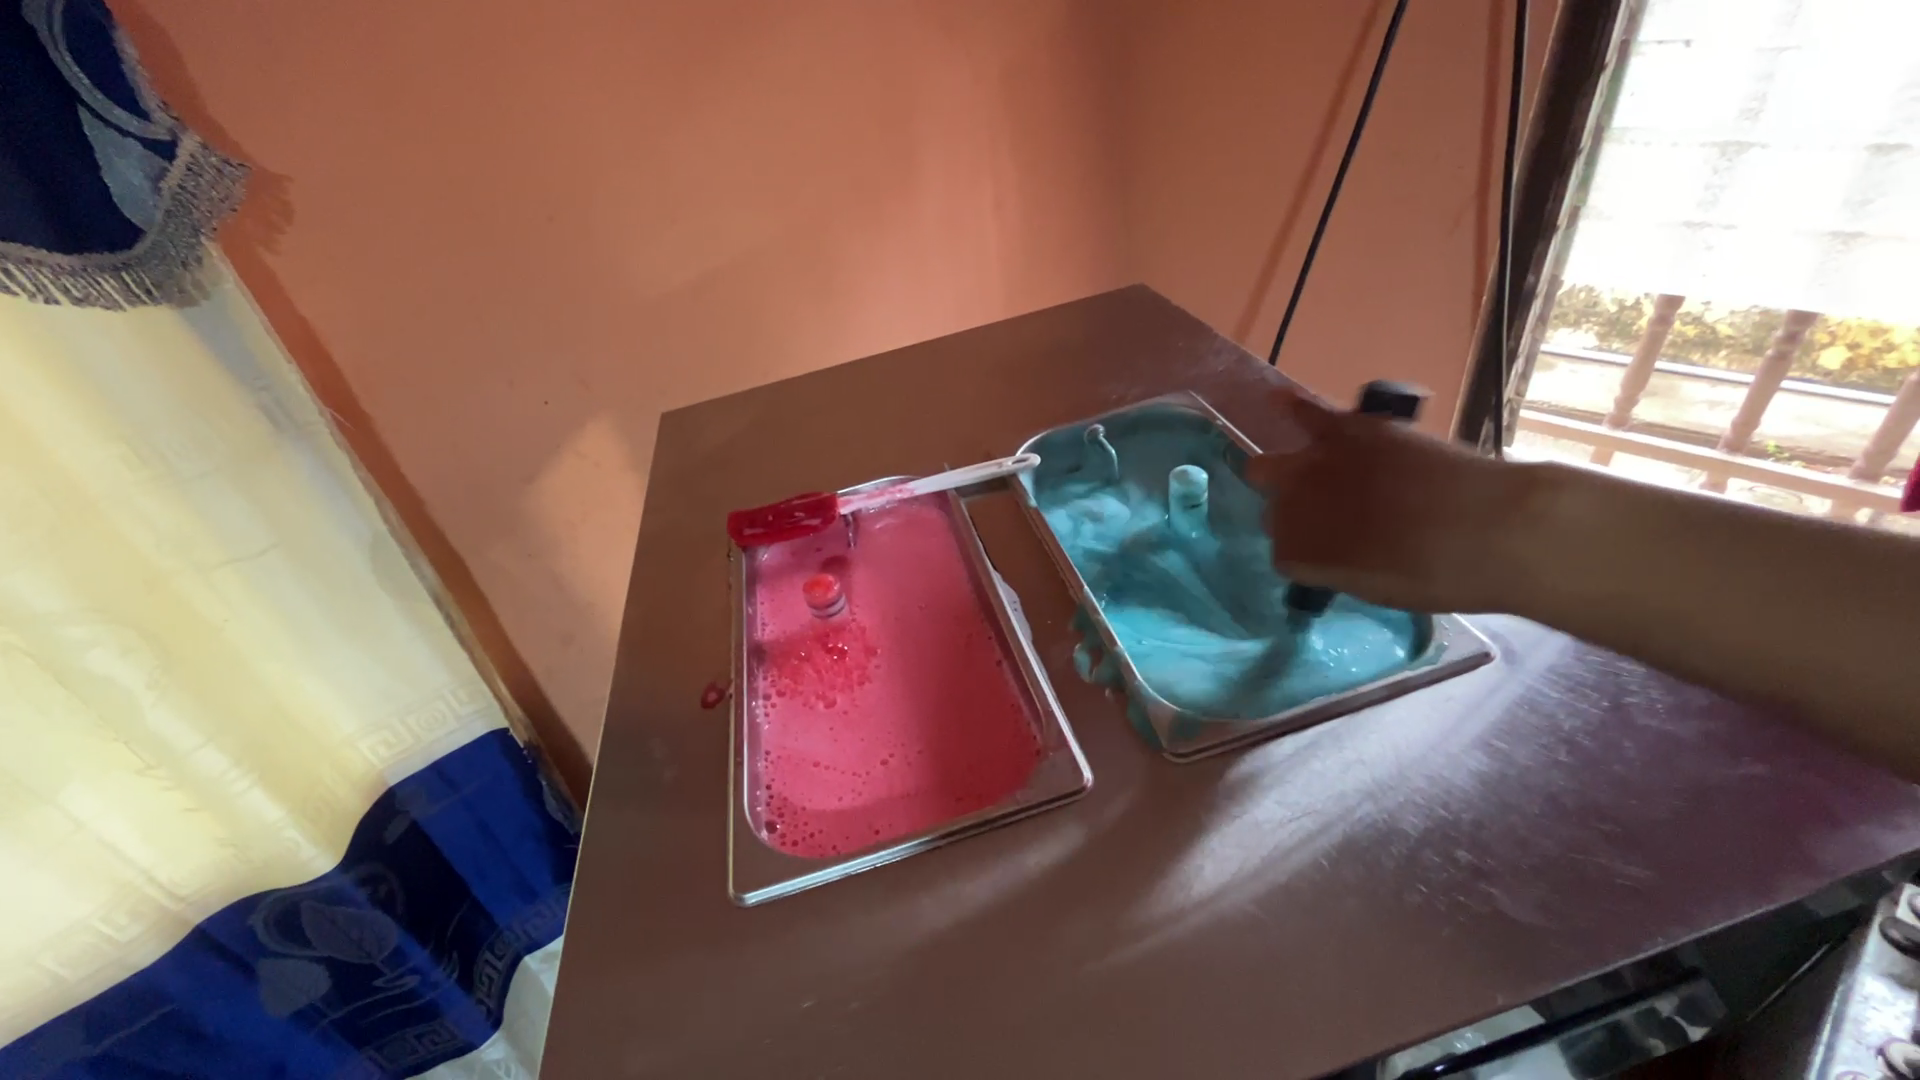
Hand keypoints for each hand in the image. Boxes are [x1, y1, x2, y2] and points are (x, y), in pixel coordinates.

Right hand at [1244, 387, 1541, 614]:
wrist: (1493, 527)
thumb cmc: (1439, 575)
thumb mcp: (1376, 587)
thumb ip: (1337, 566)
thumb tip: (1330, 553)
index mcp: (1297, 556)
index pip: (1283, 553)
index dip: (1309, 555)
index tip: (1335, 557)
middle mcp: (1291, 510)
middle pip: (1272, 513)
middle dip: (1293, 516)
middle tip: (1332, 522)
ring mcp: (1313, 466)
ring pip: (1267, 469)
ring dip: (1284, 477)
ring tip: (1313, 478)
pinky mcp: (1345, 429)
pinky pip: (1305, 414)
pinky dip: (1293, 410)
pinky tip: (1281, 403)